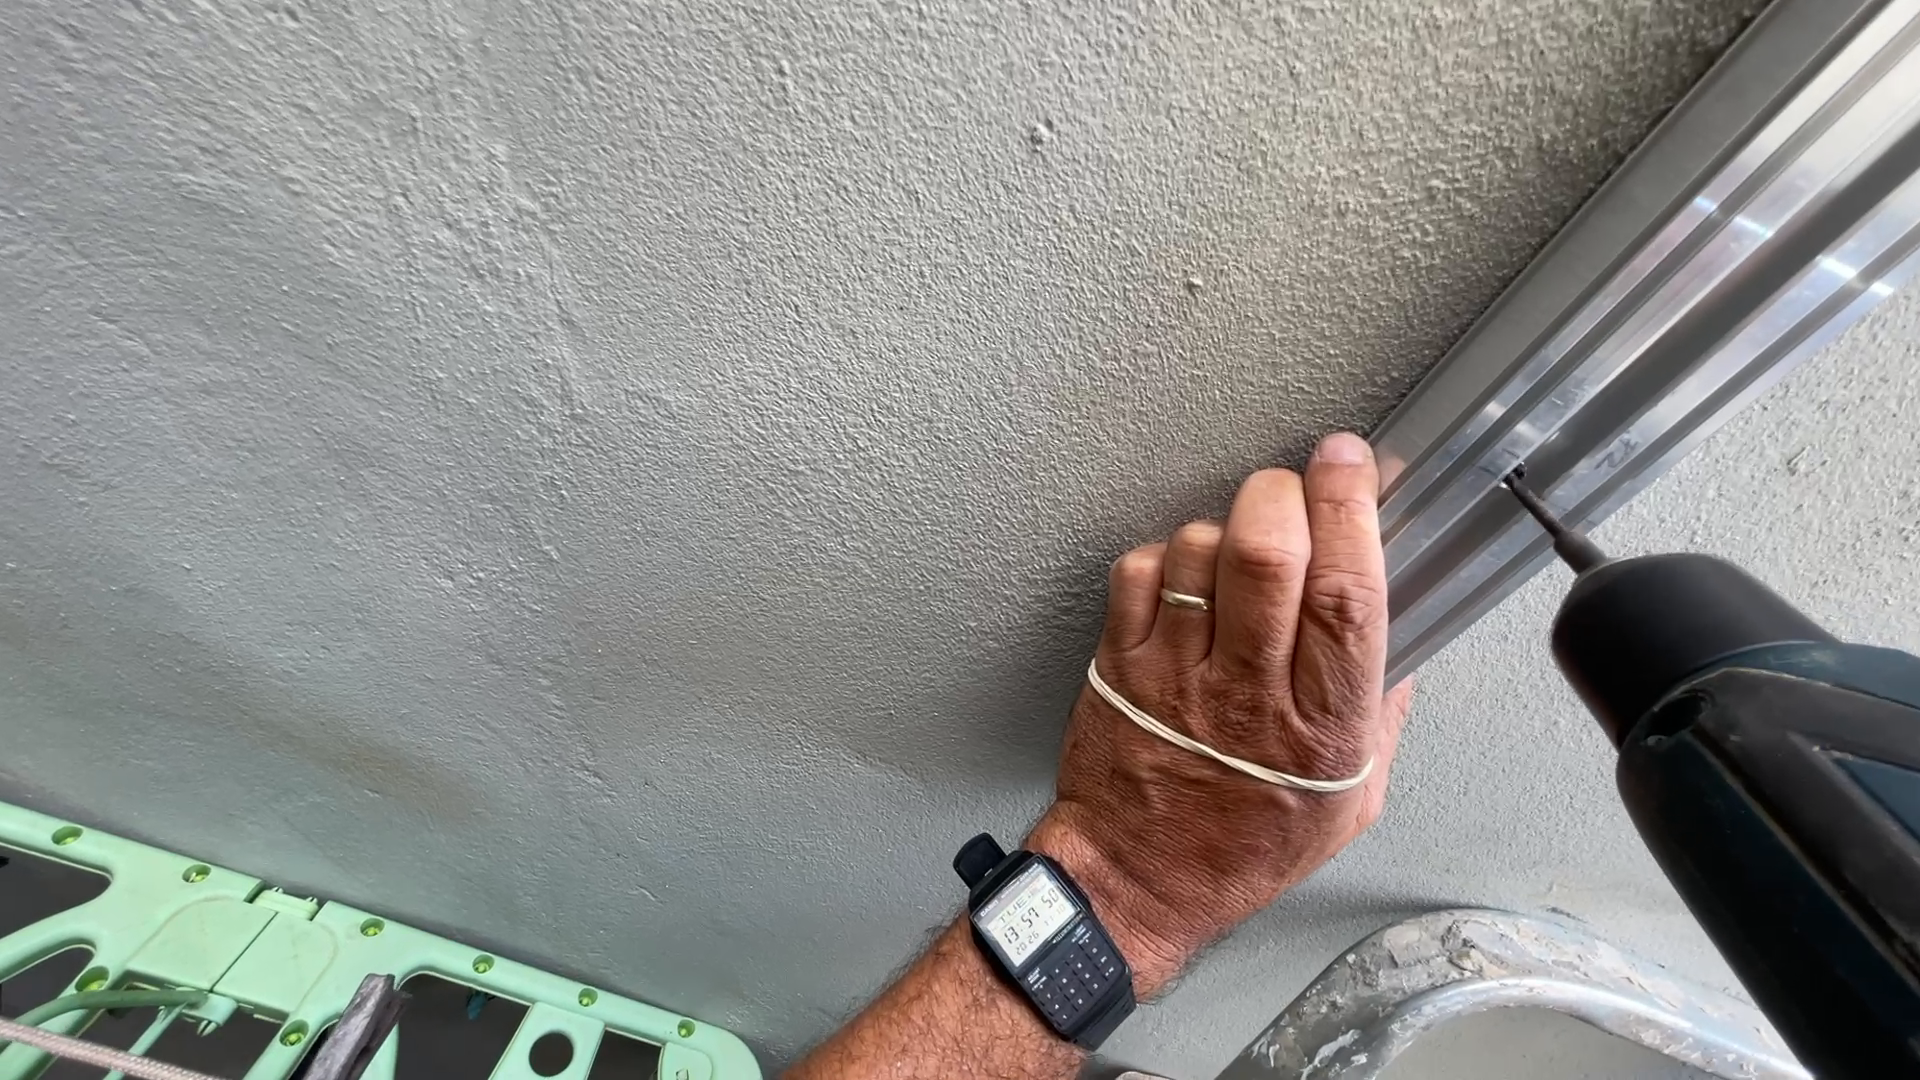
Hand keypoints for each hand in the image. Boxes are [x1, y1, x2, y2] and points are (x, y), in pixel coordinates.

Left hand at [1028, 433, 1413, 993]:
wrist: (1140, 871)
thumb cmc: (1243, 843)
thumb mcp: (1350, 801)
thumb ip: (1380, 714)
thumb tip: (1394, 635)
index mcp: (1321, 726)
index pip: (1345, 595)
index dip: (1351, 513)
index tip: (1350, 465)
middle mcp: (1246, 691)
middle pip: (1265, 555)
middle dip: (1279, 496)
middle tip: (1286, 490)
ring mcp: (1173, 673)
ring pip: (1197, 554)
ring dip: (1220, 531)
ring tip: (1230, 560)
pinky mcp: (1118, 664)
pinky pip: (1138, 573)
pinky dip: (1162, 559)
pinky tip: (1178, 588)